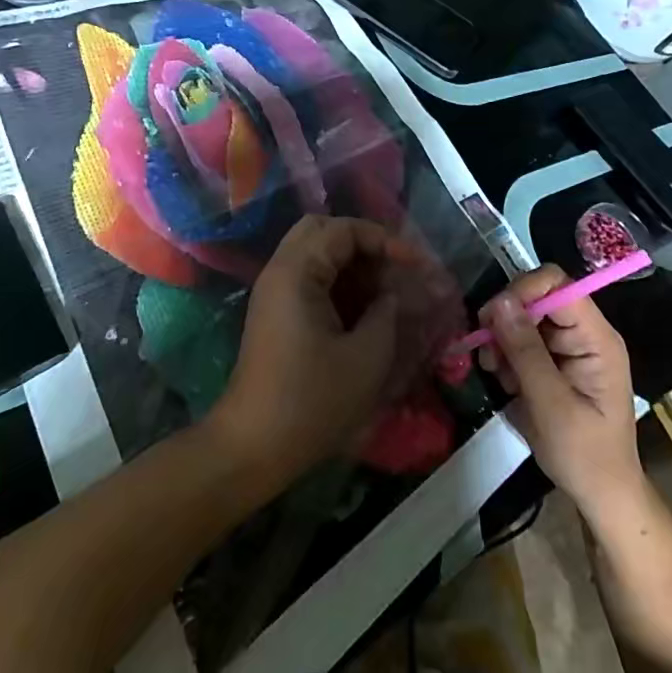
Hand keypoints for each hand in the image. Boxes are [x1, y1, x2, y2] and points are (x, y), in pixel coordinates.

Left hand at [210, 215, 413, 482]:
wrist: (254, 443)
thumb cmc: (313, 400)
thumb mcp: (366, 357)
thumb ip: (386, 314)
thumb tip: (390, 296)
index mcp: (296, 272)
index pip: (343, 229)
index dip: (385, 240)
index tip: (417, 265)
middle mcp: (279, 271)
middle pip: (322, 231)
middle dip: (364, 243)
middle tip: (396, 269)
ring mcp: (273, 292)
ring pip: (314, 254)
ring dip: (351, 263)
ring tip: (388, 289)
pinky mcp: (274, 314)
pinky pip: (308, 279)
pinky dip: (337, 282)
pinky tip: (364, 308)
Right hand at [477, 266, 642, 514]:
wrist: (600, 493)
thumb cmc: (584, 453)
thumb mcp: (551, 404)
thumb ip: (525, 350)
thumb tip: (498, 301)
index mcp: (596, 339)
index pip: (558, 284)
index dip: (523, 291)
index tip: (494, 319)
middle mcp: (584, 334)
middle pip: (536, 298)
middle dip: (506, 320)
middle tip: (487, 353)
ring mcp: (568, 347)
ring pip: (522, 319)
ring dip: (502, 341)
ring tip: (496, 374)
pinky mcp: (553, 361)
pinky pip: (520, 340)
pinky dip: (505, 355)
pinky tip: (504, 381)